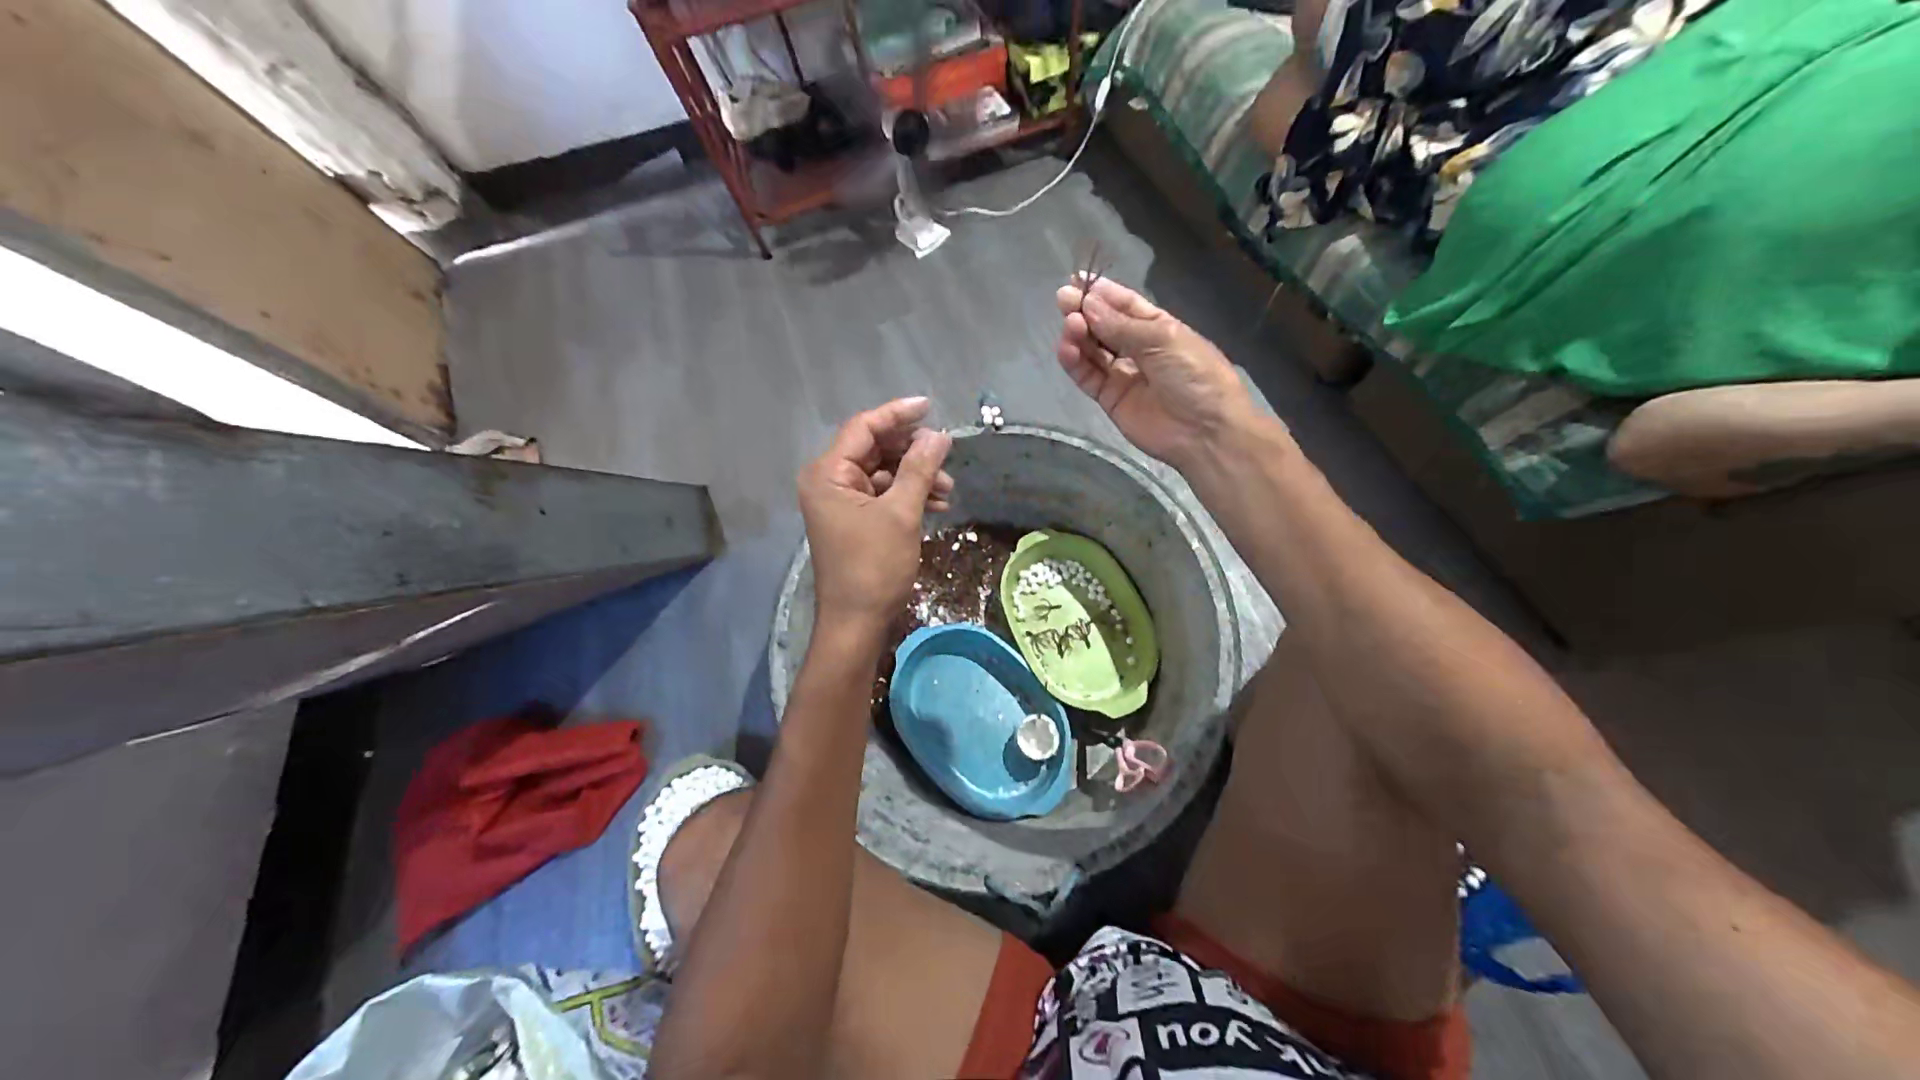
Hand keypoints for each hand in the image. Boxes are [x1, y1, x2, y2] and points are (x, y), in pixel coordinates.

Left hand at [800, 397, 954, 628]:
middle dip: (912, 452)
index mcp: (828, 474)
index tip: (930, 408)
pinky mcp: (854, 520)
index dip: (897, 415)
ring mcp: (840, 502)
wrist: (856, 622)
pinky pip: (882, 495)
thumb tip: (939, 436)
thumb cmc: (874, 567)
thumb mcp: (901, 514)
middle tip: (945, 456)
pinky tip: (937, 504)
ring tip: (948, 490)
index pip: (863, 428)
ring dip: (915, 476)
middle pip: (873, 449)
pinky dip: (908, 495)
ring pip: (882, 473)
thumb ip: (920, 470)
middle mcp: (829, 482)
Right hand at [1054, 276, 1263, 468]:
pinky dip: (1075, 363)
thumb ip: (1120, 325)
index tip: (1076, 280)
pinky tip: (1067, 349)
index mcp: (1159, 328)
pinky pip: (1088, 377)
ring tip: (1069, 326)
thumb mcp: (1162, 339)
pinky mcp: (1110, 399)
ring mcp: (1123, 375)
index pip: (1125, 305)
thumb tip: (1088, 304)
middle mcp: (1139, 349)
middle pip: (1104, 326)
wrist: (1205, 431)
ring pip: (1093, 350)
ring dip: (1079, 335)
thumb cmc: (1194, 376)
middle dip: (1085, 312)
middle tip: (1063, 301)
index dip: (1102, 293)